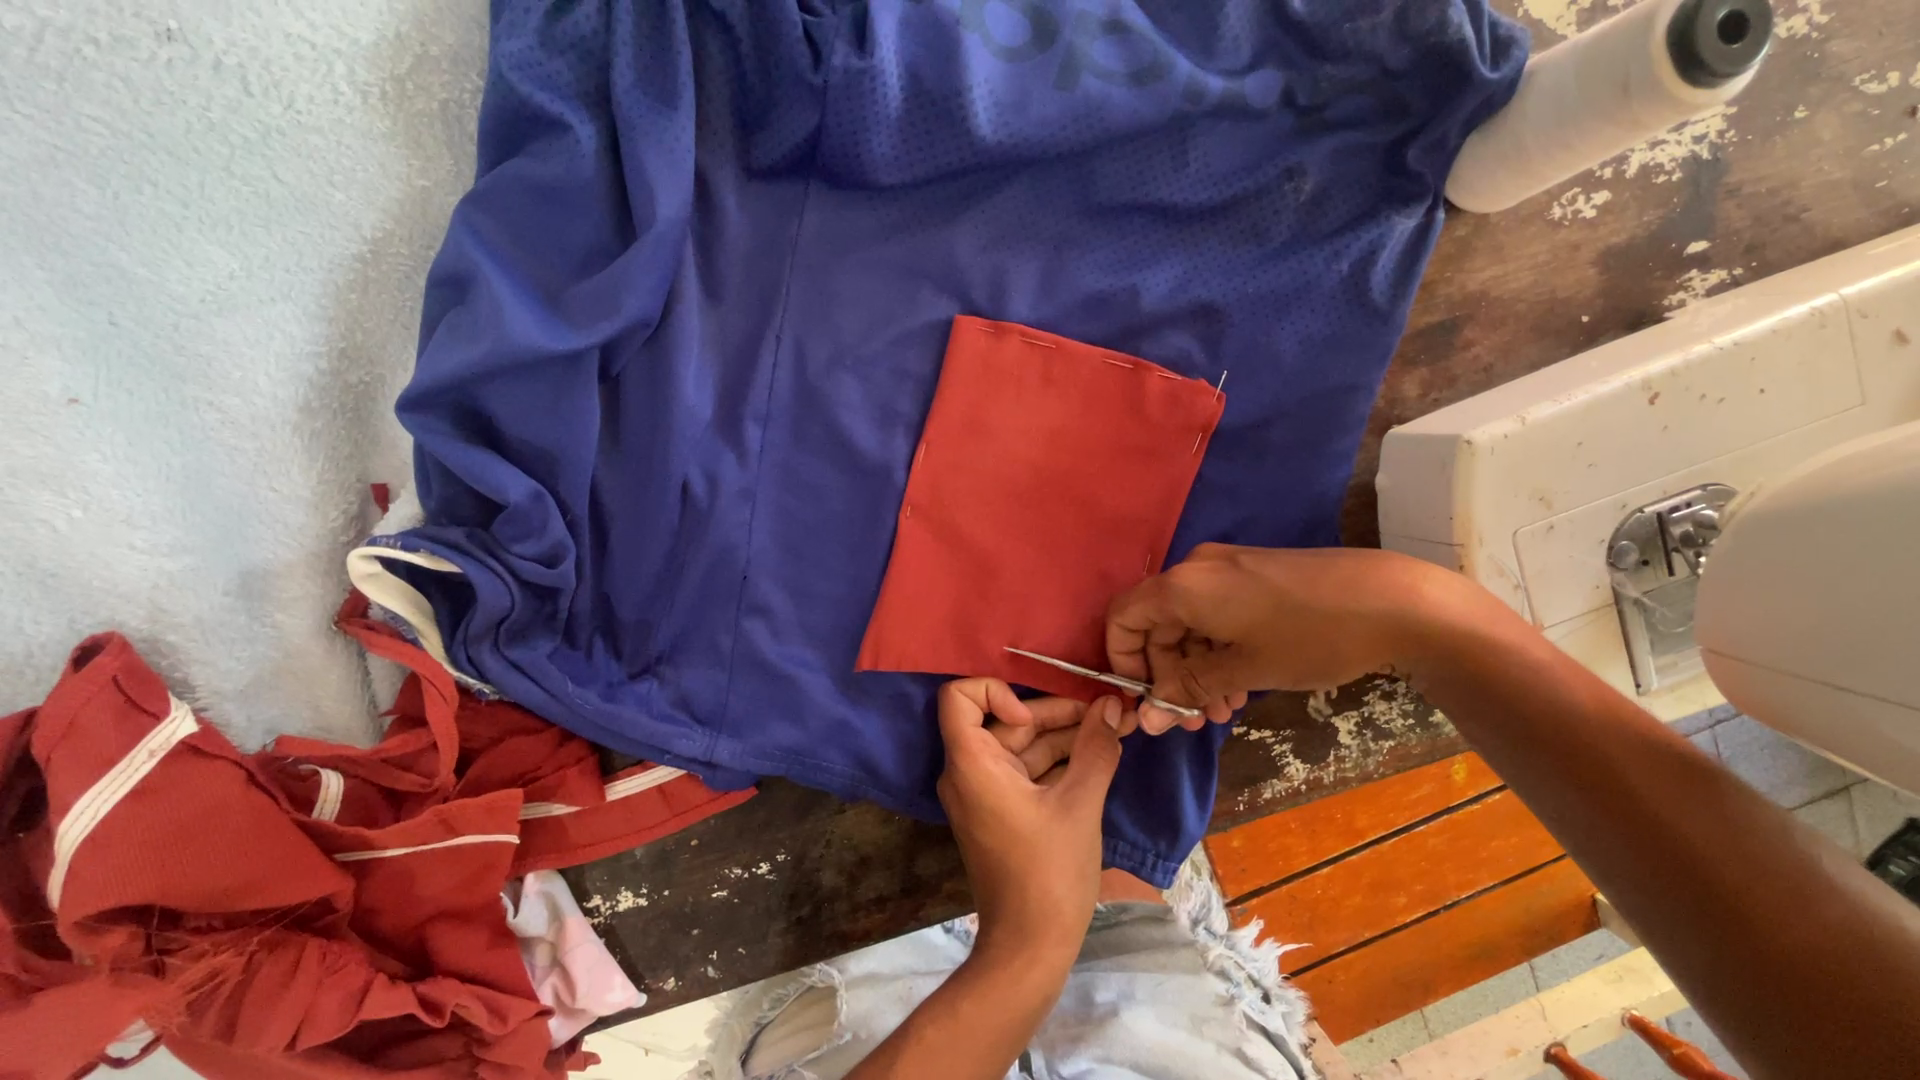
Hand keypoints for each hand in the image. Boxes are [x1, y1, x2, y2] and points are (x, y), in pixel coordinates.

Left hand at [935, 679, 1126, 963]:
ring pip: (1023, 745)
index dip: (996, 691)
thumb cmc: (1048, 873)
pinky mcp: (1003, 810)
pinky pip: (1027, 770)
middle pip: (1006, 720)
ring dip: (1067, 736)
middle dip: (1058, 712)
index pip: (959, 697)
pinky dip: (1060, 761)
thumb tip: (1113, 705)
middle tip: (1112, 709)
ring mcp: (985, 792)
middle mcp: (970, 772)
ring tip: (1118, 727)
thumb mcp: (1079, 805)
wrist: (1029, 946)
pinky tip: (1102, 754)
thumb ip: (1096, 749)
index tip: (1034, 716)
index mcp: (972, 764)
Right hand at [1106, 544, 1503, 727]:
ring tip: (1224, 710)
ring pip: (1189, 623)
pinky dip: (1218, 649)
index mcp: (1183, 586)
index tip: (1147, 699)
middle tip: (1193, 719)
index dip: (1122, 661)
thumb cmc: (1310, 636)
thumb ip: (1187, 690)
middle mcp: (1196, 569)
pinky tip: (1243, 683)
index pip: (1122, 618)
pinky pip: (1215, 613)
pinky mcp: (1254, 574)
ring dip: (1197, 669)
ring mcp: (1227, 569)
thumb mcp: (1244, 670)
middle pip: (1156, 624)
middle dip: (1169, 675)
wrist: (1393, 600)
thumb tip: (1144, 721)